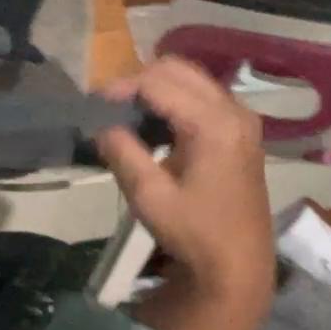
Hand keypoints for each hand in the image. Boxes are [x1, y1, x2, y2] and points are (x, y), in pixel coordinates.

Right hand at [95, 58, 274, 329]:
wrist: (237, 260)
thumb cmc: (193, 229)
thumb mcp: (147, 194)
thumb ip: (122, 151)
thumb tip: (99, 125)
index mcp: (213, 124)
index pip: (158, 83)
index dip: (120, 88)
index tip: (90, 105)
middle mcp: (233, 111)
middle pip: (178, 70)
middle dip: (136, 80)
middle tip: (104, 106)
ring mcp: (241, 119)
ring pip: (190, 79)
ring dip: (153, 88)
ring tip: (121, 113)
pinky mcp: (239, 131)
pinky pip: (201, 96)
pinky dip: (171, 99)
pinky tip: (149, 124)